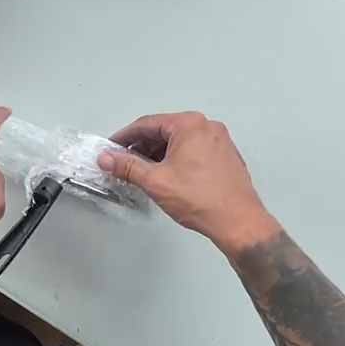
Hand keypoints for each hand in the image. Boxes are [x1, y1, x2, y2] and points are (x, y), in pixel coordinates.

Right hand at [98, 112, 281, 257]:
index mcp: (190, 125)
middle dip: (141, 146)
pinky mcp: (226, 156)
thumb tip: (105, 158)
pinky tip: (167, 176)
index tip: (110, 149)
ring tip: (142, 172)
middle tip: (123, 163)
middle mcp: (207, 126)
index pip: (147, 124)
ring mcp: (220, 141)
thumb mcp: (155, 181)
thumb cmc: (198, 198)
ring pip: (179, 141)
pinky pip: (194, 150)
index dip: (124, 137)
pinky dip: (176, 159)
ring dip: (158, 154)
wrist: (239, 221)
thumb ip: (127, 166)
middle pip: (164, 130)